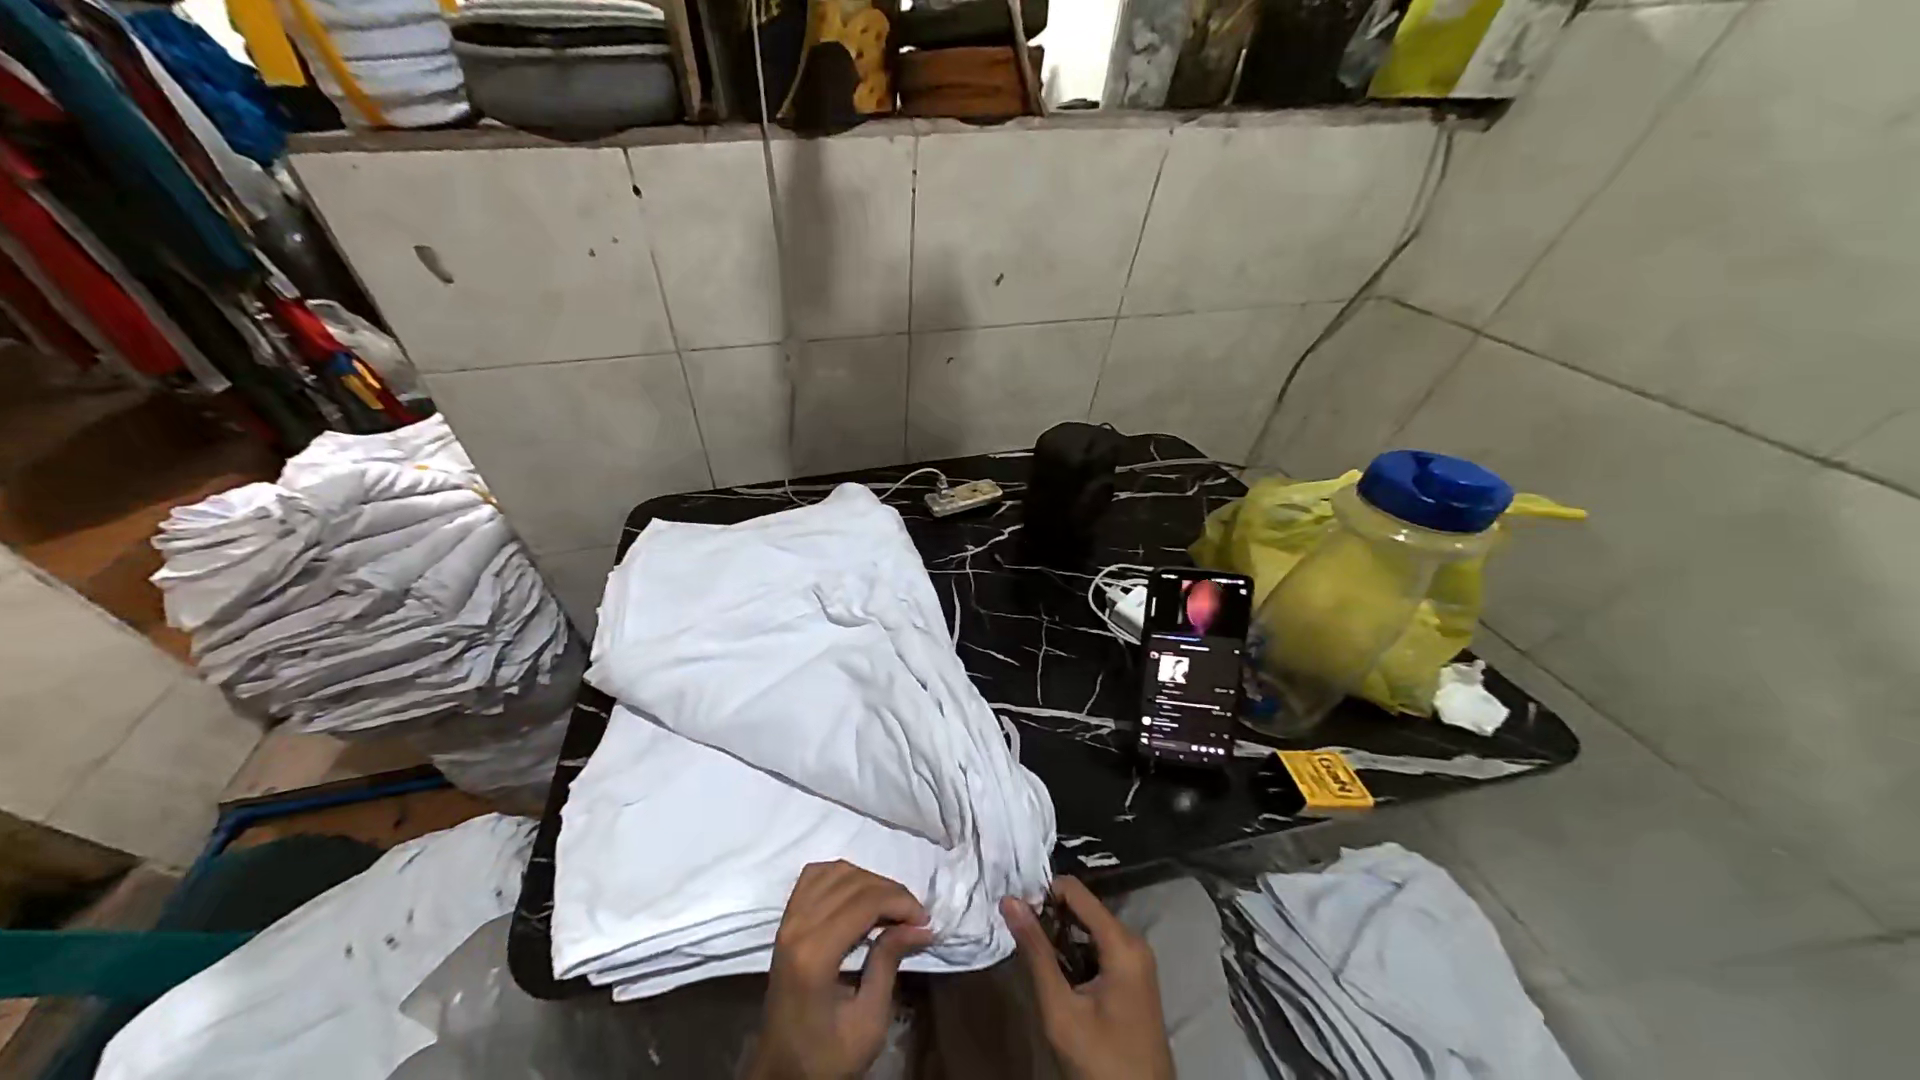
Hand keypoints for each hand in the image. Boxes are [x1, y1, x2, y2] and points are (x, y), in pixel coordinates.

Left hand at [746, 860, 933, 1079]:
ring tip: (890, 906)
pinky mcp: (784, 922)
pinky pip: (814, 876)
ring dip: (868, 880)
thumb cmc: (826, 1056)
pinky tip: (859, 894)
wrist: (780, 1072)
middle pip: (852, 882)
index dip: (900, 901)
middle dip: (891, 891)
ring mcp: (786, 921)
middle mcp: (796, 928)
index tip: (925, 920)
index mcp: (814, 955)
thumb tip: (920, 926)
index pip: (864, 901)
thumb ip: (889, 963)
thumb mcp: (868, 1021)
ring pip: (834, 871)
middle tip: (914, 916)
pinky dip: (841, 876)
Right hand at [1001, 878, 1174, 1079]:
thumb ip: (1035, 952)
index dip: (1042, 892)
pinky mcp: (1133, 977)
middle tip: (1019, 934)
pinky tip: (1055, 973)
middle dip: (1049, 915)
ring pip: (1089, 928)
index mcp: (1122, 943)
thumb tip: (1010, 901)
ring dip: (1059, 935)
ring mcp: (1136, 960)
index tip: (1014, 908)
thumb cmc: (1101, 1060)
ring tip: (1032, 954)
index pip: (1075, 890)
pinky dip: (1074, 952)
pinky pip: (1098, 947)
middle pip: (1083, 907)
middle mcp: (1133, 941)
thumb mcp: (1060, 1009)